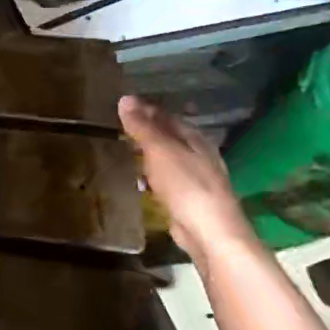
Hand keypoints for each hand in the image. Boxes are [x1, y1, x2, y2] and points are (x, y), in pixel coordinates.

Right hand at [117, 94, 250, 258]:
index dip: (146, 109)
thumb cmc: (185, 185)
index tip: (122, 106)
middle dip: (148, 130)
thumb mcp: (160, 151)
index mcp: (195, 138)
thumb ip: (143, 127)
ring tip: (126, 150)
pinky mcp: (189, 198)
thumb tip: (125, 99)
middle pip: (170, 136)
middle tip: (120, 127)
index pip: (168, 116)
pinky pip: (166, 179)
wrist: (208, 230)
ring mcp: (196, 177)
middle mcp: (199, 154)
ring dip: (149, 153)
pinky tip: (141, 180)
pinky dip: (152, 174)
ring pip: (169, 158)